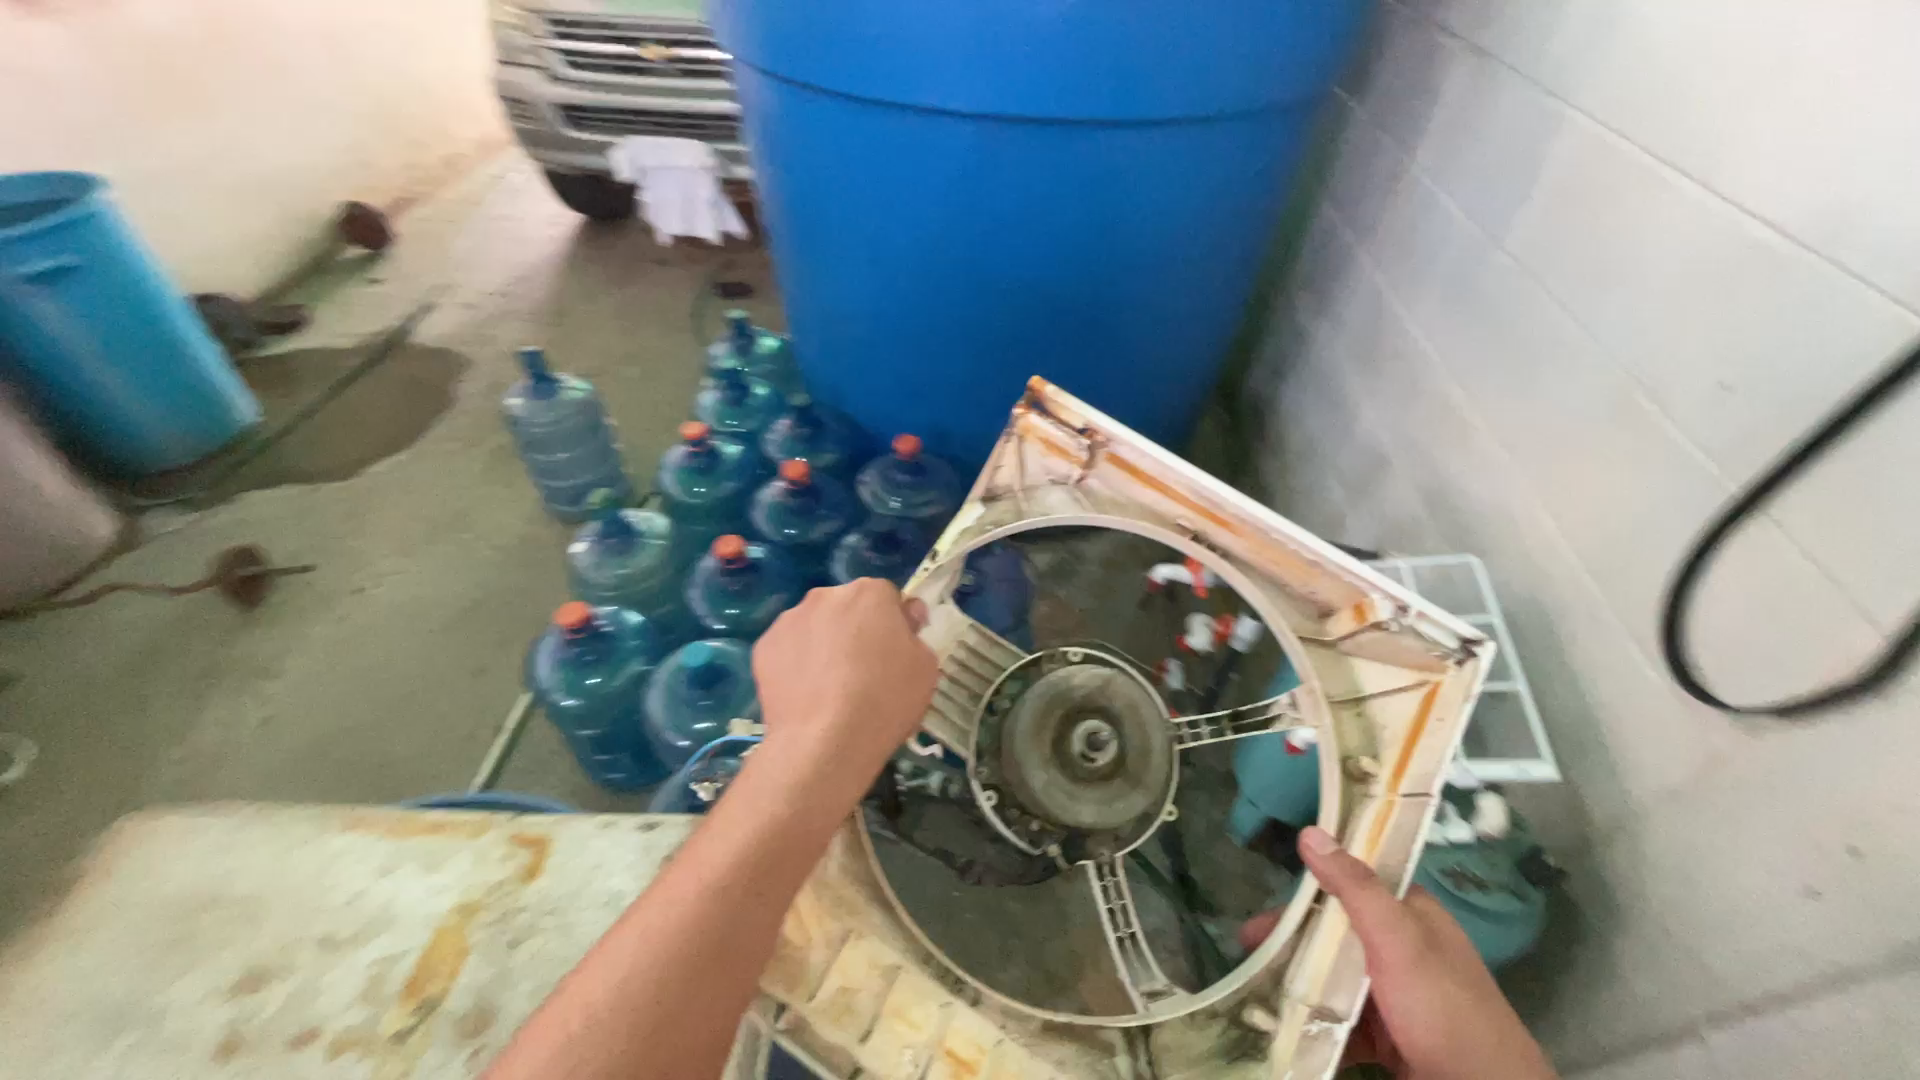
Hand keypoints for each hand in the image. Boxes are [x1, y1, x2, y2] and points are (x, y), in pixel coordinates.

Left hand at [751, 579, 938, 796]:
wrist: (825, 743)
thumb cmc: (885, 700)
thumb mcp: (925, 668)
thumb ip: (914, 634)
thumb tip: (905, 619)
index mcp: (869, 592)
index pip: (886, 597)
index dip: (892, 624)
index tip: (894, 652)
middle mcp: (825, 595)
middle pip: (846, 607)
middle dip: (855, 629)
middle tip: (863, 671)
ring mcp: (789, 620)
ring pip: (814, 626)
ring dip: (823, 645)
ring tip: (830, 688)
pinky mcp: (763, 647)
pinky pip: (788, 650)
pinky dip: (796, 665)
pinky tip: (806, 695)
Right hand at [1241, 826, 1557, 1079]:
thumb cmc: (1441, 1007)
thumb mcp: (1397, 939)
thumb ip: (1355, 887)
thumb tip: (1310, 831)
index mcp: (1411, 916)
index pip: (1352, 887)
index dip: (1307, 894)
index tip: (1268, 911)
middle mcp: (1405, 950)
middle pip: (1336, 934)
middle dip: (1291, 942)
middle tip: (1250, 952)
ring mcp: (1399, 995)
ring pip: (1336, 977)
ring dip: (1298, 982)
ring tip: (1258, 993)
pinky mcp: (1393, 1036)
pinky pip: (1344, 1019)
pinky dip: (1316, 1021)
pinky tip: (1288, 1027)